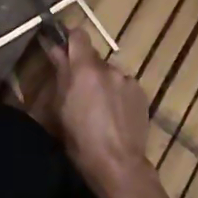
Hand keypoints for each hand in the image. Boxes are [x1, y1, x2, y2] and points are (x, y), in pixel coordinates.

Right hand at [47, 32, 150, 186]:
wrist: (117, 161)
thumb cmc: (79, 139)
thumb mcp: (60, 107)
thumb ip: (60, 74)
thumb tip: (56, 50)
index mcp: (85, 69)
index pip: (79, 36)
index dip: (71, 40)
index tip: (64, 48)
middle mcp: (110, 68)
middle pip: (94, 59)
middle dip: (86, 70)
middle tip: (79, 92)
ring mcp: (128, 80)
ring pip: (110, 75)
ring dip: (103, 84)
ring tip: (99, 109)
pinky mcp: (141, 93)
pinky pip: (124, 87)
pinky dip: (118, 95)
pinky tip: (115, 115)